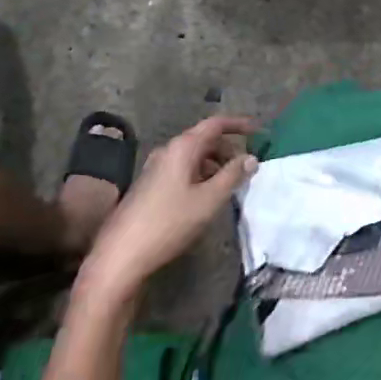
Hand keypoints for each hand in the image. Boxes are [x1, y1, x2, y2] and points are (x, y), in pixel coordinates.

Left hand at [80, 116, 257, 297]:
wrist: (121, 254)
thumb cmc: (169, 222)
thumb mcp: (209, 200)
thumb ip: (232, 176)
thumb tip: (251, 157)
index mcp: (182, 148)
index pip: (215, 124)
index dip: (238, 124)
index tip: (259, 131)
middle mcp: (168, 151)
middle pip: (204, 140)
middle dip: (229, 150)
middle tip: (248, 168)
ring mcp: (156, 168)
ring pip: (193, 157)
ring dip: (215, 165)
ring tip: (231, 185)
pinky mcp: (150, 186)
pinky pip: (183, 171)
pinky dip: (201, 176)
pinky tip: (207, 197)